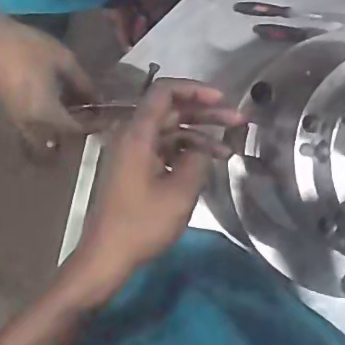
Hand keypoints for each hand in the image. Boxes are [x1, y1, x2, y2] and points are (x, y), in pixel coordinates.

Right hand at [0, 14, 97, 161]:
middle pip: (60, 138)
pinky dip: (50, 120)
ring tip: (77, 107)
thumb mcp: (63, 60)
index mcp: (46, 113)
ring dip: (62, 127)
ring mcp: (17, 119)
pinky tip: (58, 100)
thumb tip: (98, 98)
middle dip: (79, 129)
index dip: (95, 125)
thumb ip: (83, 82)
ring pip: (45, 135)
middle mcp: (31, 123)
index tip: (109, 115)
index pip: (77, 130)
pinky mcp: (9, 111)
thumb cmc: (26, 47)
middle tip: (93, 112)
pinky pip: (35, 126)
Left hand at [66, 80, 244, 295]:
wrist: (106, 255)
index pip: (165, 92)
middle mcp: (131, 135)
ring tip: (230, 146)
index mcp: (137, 134)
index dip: (195, 89)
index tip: (222, 100)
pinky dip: (186, 151)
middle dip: (205, 112)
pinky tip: (210, 161)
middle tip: (238, 120)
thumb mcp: (180, 193)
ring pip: (169, 130)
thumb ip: (197, 161)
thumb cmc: (141, 224)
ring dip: (199, 134)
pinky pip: (163, 148)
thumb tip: (202, 150)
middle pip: (170, 110)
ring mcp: (132, 152)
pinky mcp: (134, 168)